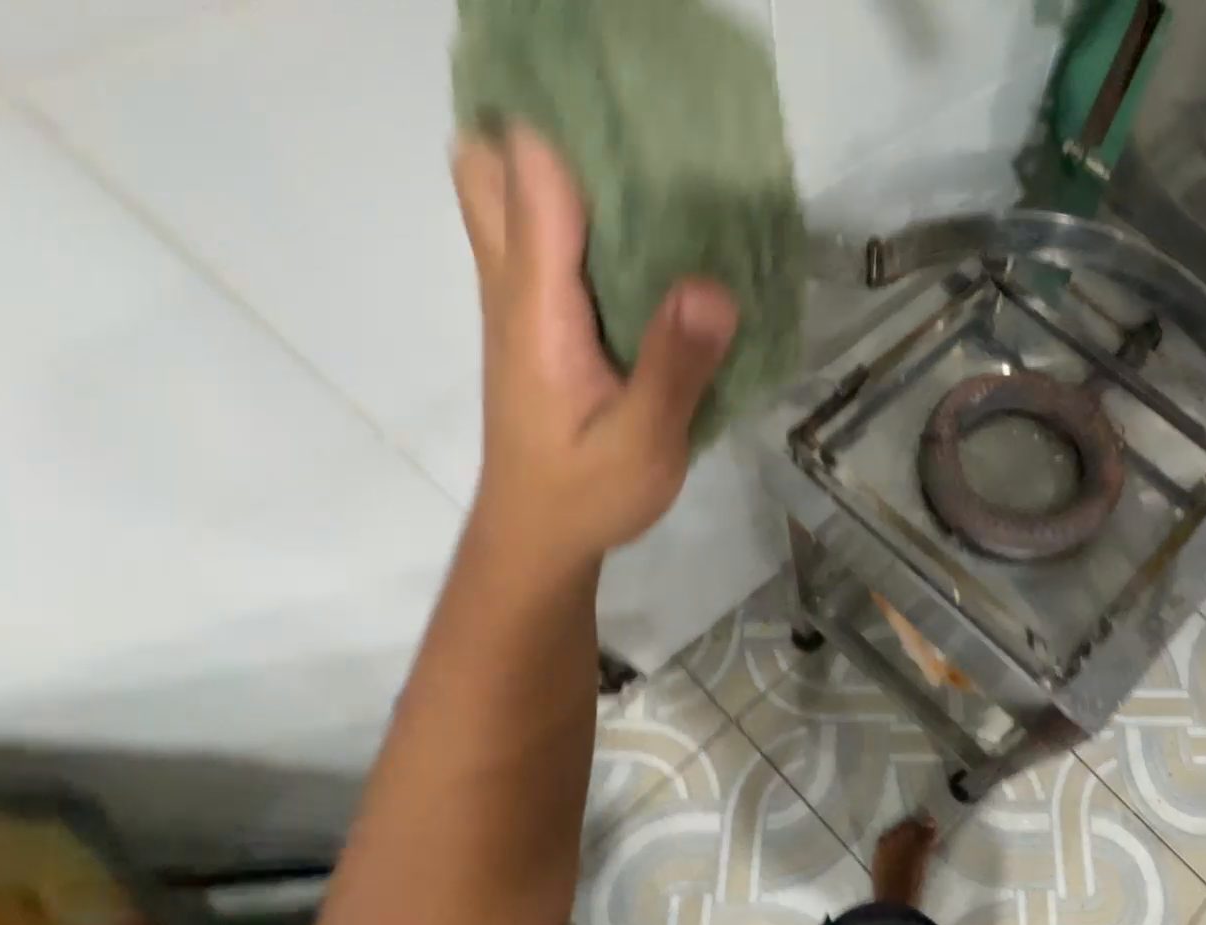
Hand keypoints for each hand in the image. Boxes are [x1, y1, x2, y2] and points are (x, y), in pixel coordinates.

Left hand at [451, 125, 739, 570]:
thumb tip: (713, 286)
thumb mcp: (644, 444)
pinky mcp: (537, 324)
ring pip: (507, 200)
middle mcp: (515, 292)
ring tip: (636, 154)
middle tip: (626, 130)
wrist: (538, 537)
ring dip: (553, 163)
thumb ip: (675, 367)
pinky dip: (570, 210)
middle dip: (541, 131)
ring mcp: (519, 305)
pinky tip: (634, 224)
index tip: (629, 107)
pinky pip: (538, 239)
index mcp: (538, 311)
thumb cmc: (588, 494)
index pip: (533, 187)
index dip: (568, 131)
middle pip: (492, 173)